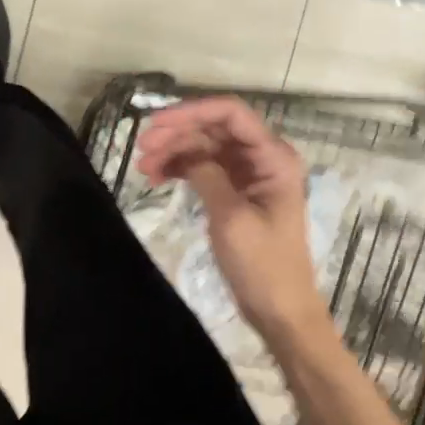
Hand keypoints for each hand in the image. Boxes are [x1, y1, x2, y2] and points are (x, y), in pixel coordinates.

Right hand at [134, 96, 321, 332]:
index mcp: (274, 157)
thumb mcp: (232, 217)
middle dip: (178, 132)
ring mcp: (249, 174)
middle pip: (214, 128)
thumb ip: (208, 174)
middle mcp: (263, 157)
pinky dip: (181, 168)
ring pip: (205, 146)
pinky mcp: (236, 191)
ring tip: (144, 166)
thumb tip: (185, 151)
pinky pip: (204, 167)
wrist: (281, 313)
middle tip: (143, 147)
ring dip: (174, 151)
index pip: (231, 113)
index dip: (193, 111)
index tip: (158, 123)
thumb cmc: (263, 265)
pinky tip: (157, 177)